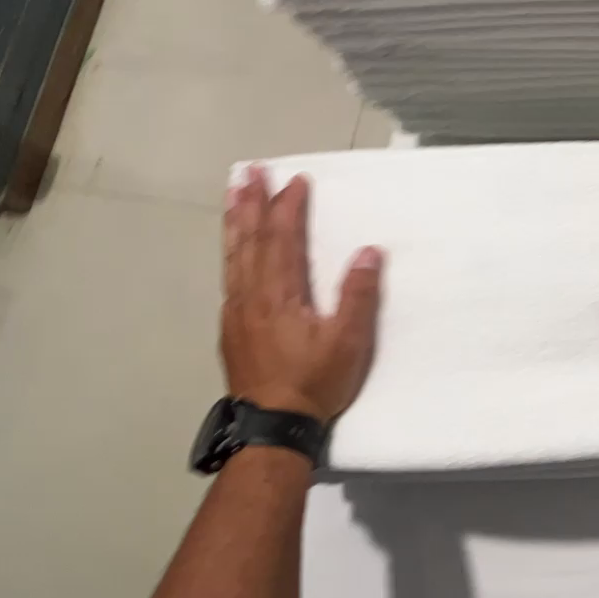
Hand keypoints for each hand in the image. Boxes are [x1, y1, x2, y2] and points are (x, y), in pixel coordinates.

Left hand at [222, 166, 382, 422]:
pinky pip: (229, 274)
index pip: (282, 240)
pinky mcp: (232, 328)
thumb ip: (358, 295)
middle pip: (250, 240)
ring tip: (234, 193)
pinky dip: (232, 250)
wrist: (272, 427)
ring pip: (233, 255)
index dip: (289, 209)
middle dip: (252, 203)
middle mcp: (250, 296)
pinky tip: (234, 247)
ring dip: (235, 221)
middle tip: (250, 171)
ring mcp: (236, 312)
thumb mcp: (349, 341)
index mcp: (279, 295)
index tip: (296, 181)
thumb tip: (369, 252)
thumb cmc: (315, 382)